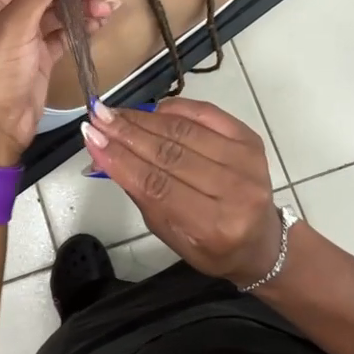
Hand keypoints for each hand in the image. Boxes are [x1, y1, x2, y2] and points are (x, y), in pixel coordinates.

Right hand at [84, 99, 281, 284]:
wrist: (263, 240)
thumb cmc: (210, 245)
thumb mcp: (170, 234)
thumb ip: (140, 193)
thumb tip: (103, 152)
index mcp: (213, 228)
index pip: (157, 186)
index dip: (120, 159)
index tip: (90, 137)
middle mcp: (235, 193)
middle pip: (169, 154)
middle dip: (126, 133)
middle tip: (96, 117)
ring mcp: (246, 163)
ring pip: (183, 131)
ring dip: (143, 118)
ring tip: (114, 112)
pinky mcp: (251, 140)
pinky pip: (205, 114)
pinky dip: (174, 108)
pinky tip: (150, 108)